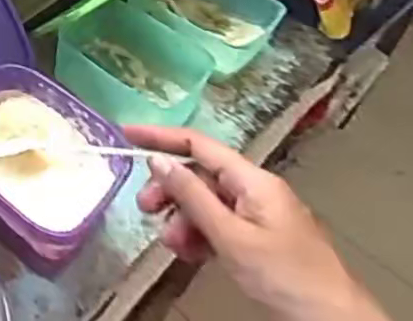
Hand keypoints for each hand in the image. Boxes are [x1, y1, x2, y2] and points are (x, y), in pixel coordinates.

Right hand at [123, 126, 387, 320]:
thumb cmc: (287, 278)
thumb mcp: (231, 237)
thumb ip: (192, 195)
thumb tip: (158, 159)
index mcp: (253, 180)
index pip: (197, 143)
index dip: (159, 135)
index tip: (125, 134)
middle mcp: (257, 190)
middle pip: (200, 174)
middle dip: (170, 190)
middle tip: (145, 208)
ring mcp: (263, 216)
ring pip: (208, 202)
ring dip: (184, 218)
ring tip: (172, 244)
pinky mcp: (265, 241)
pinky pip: (223, 224)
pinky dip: (202, 234)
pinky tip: (191, 253)